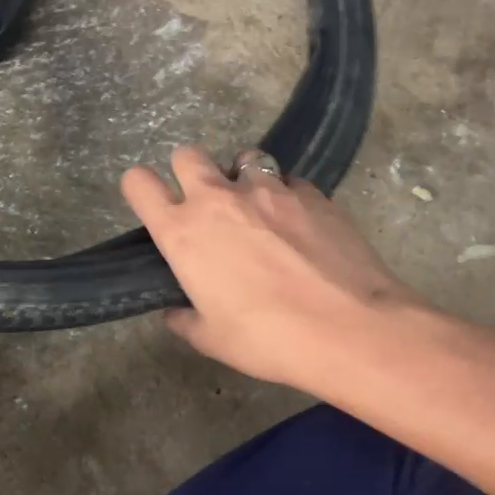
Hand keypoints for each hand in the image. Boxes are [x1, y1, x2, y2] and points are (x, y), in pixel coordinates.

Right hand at [120, 145, 421, 390]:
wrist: (356, 333)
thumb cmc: (269, 338)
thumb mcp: (211, 338)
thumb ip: (184, 318)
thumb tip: (175, 311)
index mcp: (180, 230)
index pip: (137, 182)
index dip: (141, 188)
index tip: (154, 204)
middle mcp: (216, 199)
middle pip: (186, 155)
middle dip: (191, 171)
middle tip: (206, 201)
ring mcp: (267, 192)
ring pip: (244, 158)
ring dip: (244, 177)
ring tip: (260, 206)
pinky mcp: (313, 195)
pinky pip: (291, 182)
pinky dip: (290, 196)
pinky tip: (302, 223)